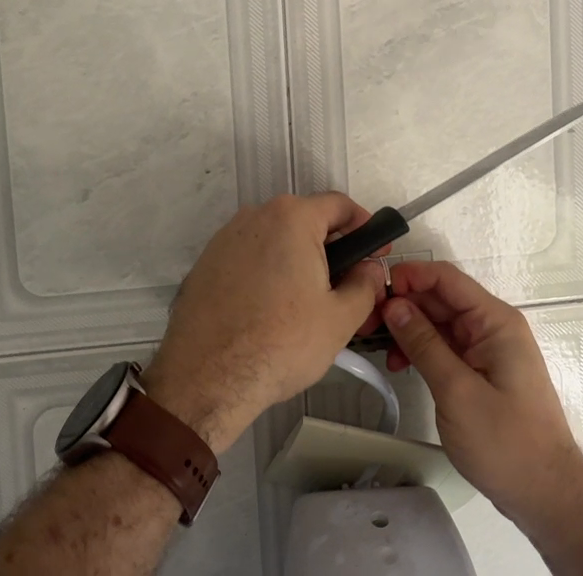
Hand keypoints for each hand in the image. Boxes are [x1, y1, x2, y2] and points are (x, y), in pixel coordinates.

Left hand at [143, 193, 387, 451]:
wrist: (207, 378)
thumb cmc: (280, 343)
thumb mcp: (340, 318)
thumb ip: (365, 284)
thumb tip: (368, 269)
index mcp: (292, 218)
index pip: (340, 205)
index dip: (365, 227)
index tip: (376, 254)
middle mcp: (255, 216)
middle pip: (306, 220)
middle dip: (332, 247)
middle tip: (347, 285)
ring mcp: (226, 238)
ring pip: (276, 239)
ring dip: (298, 260)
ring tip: (309, 303)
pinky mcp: (207, 262)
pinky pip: (250, 257)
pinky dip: (268, 272)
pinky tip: (272, 310)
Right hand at [380, 261, 582, 532]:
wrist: (545, 494)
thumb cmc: (506, 442)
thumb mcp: (457, 391)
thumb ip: (424, 344)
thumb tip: (394, 305)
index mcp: (495, 321)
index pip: (446, 278)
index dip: (409, 276)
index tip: (375, 291)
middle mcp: (492, 327)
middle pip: (440, 298)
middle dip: (402, 304)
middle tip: (366, 323)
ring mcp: (486, 350)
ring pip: (438, 322)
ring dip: (408, 329)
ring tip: (380, 348)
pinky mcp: (479, 372)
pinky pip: (444, 346)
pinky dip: (420, 350)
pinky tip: (400, 365)